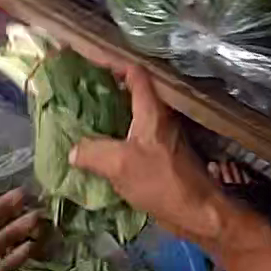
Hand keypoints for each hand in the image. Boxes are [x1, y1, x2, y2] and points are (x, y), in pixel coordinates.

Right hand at [69, 59, 253, 251]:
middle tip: (80, 87)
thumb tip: (74, 149)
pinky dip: (117, 133)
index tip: (88, 60)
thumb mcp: (119, 165)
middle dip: (108, 86)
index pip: (135, 73)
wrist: (196, 210)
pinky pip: (134, 134)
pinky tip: (100, 145)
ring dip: (111, 111)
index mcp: (151, 111)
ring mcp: (161, 135)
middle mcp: (159, 117)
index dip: (113, 63)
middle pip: (133, 91)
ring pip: (133, 113)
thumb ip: (93, 152)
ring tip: (84, 114)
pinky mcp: (161, 154)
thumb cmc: (161, 181)